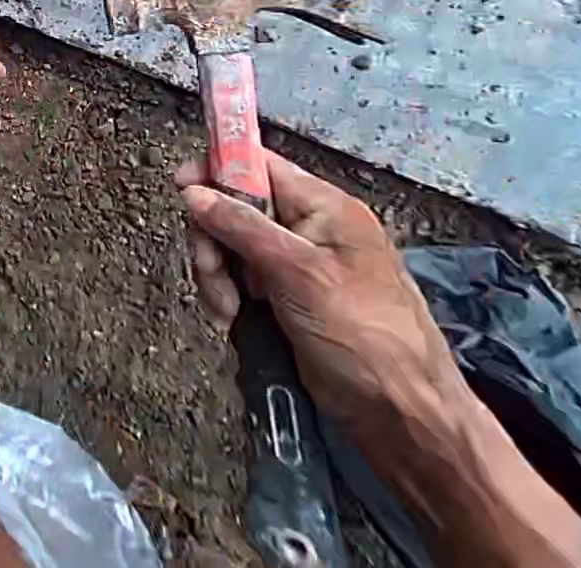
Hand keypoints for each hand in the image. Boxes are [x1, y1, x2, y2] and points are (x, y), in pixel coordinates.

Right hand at [173, 150, 463, 431]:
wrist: (399, 416)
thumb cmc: (362, 334)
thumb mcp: (298, 272)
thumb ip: (241, 226)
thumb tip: (191, 191)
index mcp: (322, 207)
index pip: (257, 164)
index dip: (215, 167)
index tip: (181, 185)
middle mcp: (304, 227)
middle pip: (230, 207)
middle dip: (212, 239)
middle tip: (212, 270)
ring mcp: (289, 261)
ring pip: (224, 244)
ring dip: (214, 273)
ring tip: (229, 307)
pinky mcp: (277, 292)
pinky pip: (231, 276)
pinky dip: (223, 294)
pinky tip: (233, 317)